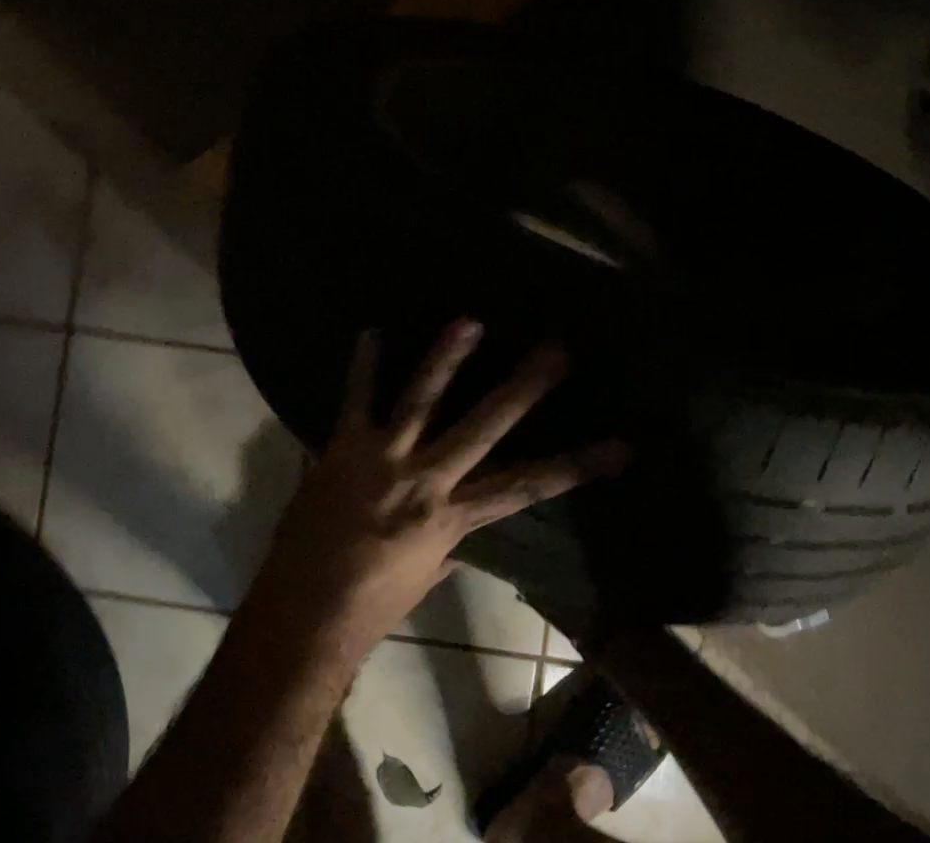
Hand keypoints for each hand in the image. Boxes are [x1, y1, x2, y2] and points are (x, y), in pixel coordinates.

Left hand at [249, 319, 630, 655]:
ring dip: (446, 358)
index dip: (578, 466)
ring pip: (422, 399)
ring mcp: (383, 458)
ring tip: (470, 321)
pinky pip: (355, 399)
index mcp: (452, 519)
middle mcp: (426, 480)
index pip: (527, 487)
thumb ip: (446, 544)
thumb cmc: (372, 604)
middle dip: (523, 388)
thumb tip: (457, 530)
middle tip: (556, 350)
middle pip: (484, 428)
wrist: (308, 608)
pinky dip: (362, 366)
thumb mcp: (423, 576)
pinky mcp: (343, 448)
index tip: (622, 447)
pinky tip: (369, 331)